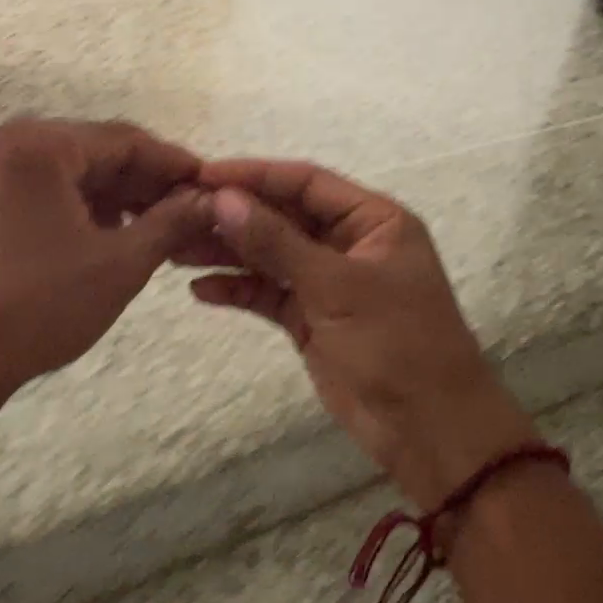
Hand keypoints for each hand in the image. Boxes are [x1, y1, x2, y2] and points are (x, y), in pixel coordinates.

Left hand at [0, 119, 214, 400]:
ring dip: (124, 196)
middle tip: (198, 211)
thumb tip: (215, 201)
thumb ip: (173, 221)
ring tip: (169, 227)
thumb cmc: (45, 304)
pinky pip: (55, 189)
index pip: (126, 141)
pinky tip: (124, 232)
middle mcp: (13, 142)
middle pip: (101, 152)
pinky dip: (91, 207)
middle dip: (150, 183)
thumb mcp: (122, 262)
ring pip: (79, 172)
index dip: (176, 165)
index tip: (216, 186)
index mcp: (41, 144)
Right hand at [190, 160, 539, 510]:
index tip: (200, 174)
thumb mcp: (336, 286)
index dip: (253, 176)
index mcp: (373, 221)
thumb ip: (277, 242)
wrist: (427, 428)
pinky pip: (268, 295)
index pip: (305, 183)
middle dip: (232, 216)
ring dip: (227, 252)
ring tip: (175, 250)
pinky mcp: (311, 320)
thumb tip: (222, 199)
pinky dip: (238, 291)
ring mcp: (328, 284)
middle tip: (178, 213)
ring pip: (269, 257)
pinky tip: (201, 290)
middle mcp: (349, 244)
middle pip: (282, 218)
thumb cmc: (397, 344)